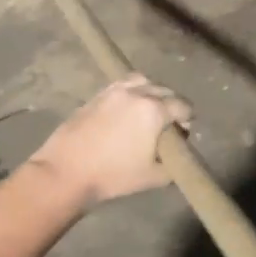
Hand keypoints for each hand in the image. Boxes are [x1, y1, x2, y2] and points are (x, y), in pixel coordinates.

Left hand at [30, 74, 191, 205]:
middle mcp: (132, 93)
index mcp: (152, 109)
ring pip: (139, 81)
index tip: (184, 134)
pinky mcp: (93, 96)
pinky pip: (119, 86)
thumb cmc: (114, 173)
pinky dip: (130, 93)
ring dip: (150, 93)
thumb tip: (175, 148)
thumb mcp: (156, 175)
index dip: (188, 119)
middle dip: (171, 104)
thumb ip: (175, 158)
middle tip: (170, 125)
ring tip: (150, 114)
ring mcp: (110, 92)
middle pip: (162, 90)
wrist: (67, 167)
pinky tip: (128, 112)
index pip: (182, 105)